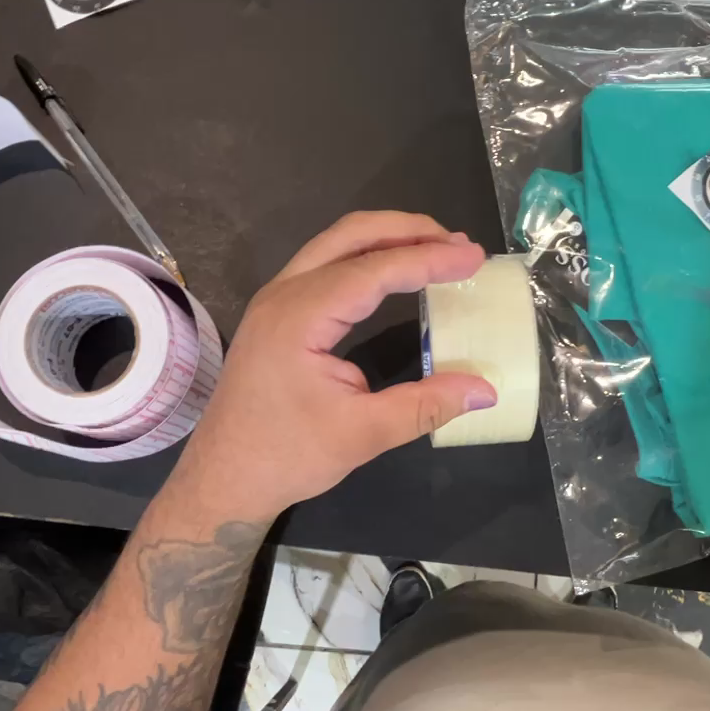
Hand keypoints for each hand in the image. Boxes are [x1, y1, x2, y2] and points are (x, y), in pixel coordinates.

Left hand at [169, 212, 497, 519]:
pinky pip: (325, 266)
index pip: (374, 269)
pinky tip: (393, 274)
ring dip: (387, 240)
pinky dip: (366, 259)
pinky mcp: (276, 315)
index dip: (428, 260)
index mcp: (299, 316)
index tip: (474, 259)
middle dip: (408, 231)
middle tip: (459, 246)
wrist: (223, 479)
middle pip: (350, 236)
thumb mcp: (362, 435)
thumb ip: (426, 406)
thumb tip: (486, 390)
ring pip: (335, 245)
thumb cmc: (286, 457)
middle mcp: (283, 294)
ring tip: (436, 251)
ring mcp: (275, 301)